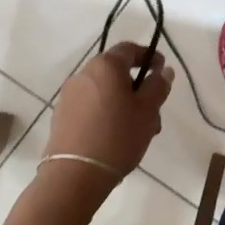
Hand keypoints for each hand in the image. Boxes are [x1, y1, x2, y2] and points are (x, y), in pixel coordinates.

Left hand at [43, 43, 172, 182]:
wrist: (74, 175)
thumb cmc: (117, 136)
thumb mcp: (148, 110)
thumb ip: (158, 85)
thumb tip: (163, 70)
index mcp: (105, 66)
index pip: (129, 49)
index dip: (148, 55)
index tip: (161, 69)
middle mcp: (83, 74)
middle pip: (116, 72)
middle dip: (137, 87)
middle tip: (153, 108)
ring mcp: (69, 96)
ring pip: (104, 92)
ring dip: (123, 103)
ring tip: (138, 129)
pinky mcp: (61, 117)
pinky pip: (91, 106)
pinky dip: (106, 113)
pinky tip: (116, 136)